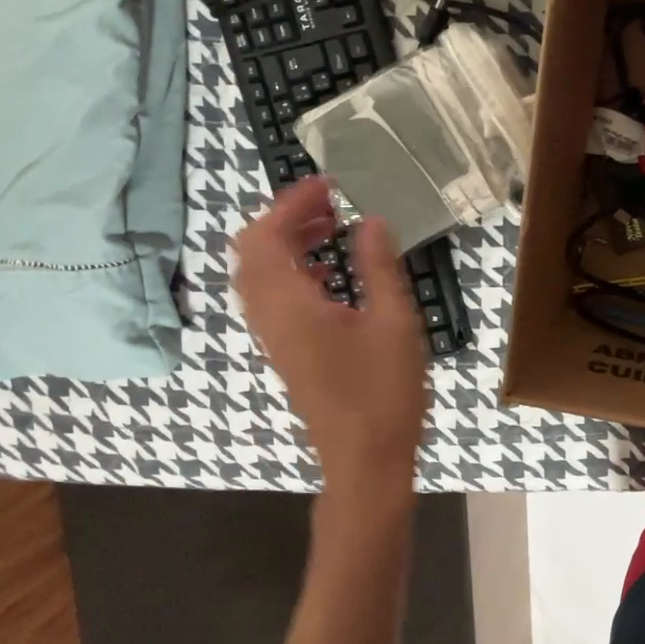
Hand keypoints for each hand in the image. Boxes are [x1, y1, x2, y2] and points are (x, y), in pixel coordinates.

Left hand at [233, 177, 429, 494]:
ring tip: (333, 226)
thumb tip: (371, 219)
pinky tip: (331, 270)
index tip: (329, 183)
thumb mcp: (393, 322)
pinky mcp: (286, 350)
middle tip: (331, 202)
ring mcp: (274, 337)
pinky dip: (293, 269)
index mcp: (290, 306)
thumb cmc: (384, 391)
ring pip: (259, 275)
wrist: (365, 459)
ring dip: (287, 242)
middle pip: (251, 252)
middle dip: (285, 218)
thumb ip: (379, 266)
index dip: (291, 203)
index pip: (267, 237)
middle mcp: (269, 318)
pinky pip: (273, 296)